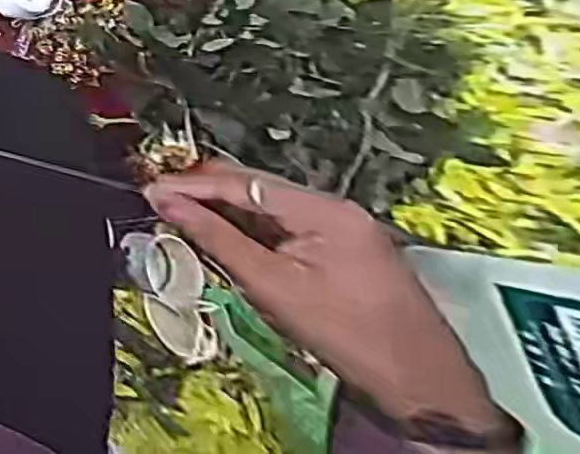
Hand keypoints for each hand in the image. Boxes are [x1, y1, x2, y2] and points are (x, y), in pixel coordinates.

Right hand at [146, 163, 509, 438]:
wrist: (429, 396)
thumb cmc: (350, 339)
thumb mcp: (272, 287)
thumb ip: (214, 238)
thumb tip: (163, 200)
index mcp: (324, 209)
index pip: (241, 183)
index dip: (191, 185)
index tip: (151, 188)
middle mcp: (334, 206)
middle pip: (253, 185)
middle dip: (204, 192)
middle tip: (160, 198)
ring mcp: (342, 224)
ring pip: (265, 204)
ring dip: (224, 209)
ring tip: (182, 214)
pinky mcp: (342, 244)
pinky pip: (282, 223)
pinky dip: (249, 227)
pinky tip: (224, 234)